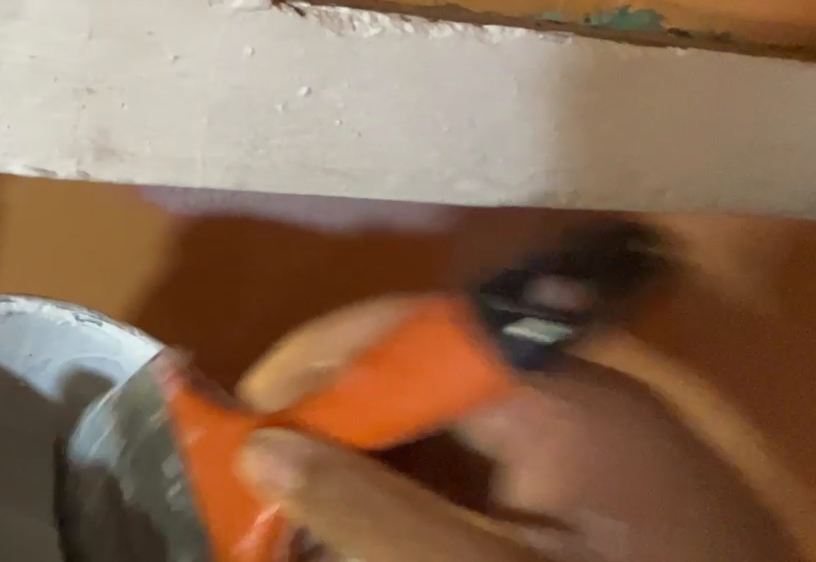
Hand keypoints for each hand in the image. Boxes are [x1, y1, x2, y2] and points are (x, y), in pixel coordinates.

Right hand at [232, 296, 802, 560]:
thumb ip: (372, 515)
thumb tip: (256, 449)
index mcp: (565, 398)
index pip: (412, 334)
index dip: (321, 358)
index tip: (257, 402)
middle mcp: (578, 402)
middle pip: (422, 379)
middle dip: (338, 415)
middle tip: (273, 453)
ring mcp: (595, 456)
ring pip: (446, 428)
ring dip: (372, 457)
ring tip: (313, 490)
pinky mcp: (600, 504)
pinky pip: (481, 470)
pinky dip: (421, 490)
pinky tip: (383, 520)